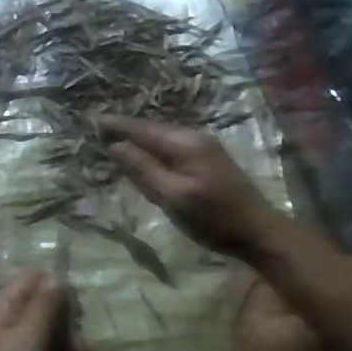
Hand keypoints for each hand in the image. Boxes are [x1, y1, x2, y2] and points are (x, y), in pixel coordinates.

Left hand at [0, 271, 105, 350]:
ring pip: (59, 348)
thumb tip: (58, 276)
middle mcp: (11, 325)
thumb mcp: (31, 339)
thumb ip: (46, 305)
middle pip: (53, 316)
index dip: (60, 292)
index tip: (79, 312)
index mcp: (4, 307)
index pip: (36, 280)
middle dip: (74, 340)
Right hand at [100, 115, 280, 257]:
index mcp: (185, 143)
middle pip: (152, 129)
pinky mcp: (208, 158)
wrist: (259, 232)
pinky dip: (153, 145)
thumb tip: (115, 145)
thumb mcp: (173, 196)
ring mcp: (204, 146)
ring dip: (139, 136)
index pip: (142, 129)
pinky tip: (144, 151)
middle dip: (125, 127)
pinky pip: (172, 144)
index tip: (91, 118)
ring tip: (115, 135)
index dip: (116, 125)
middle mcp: (194, 137)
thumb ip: (143, 169)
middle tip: (98, 126)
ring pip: (162, 136)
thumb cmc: (213, 218)